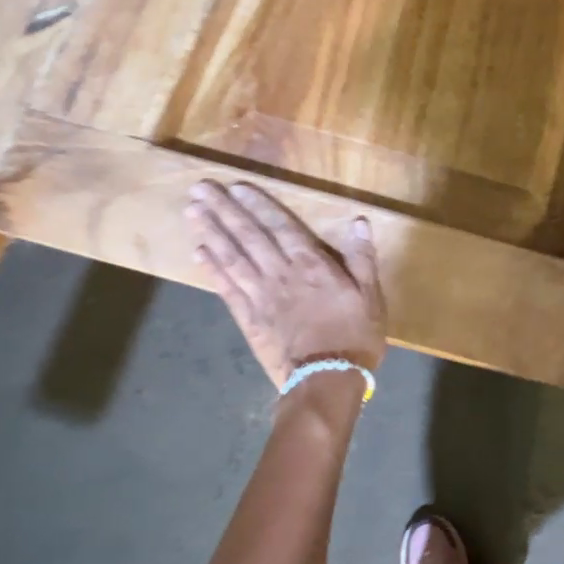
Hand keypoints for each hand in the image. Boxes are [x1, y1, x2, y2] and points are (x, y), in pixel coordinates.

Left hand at [186, 181, 386, 387]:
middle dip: (224, 210)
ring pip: (231, 257)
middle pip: (248, 235)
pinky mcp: (248, 318)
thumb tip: (359, 221)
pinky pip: (226, 288)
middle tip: (200, 188)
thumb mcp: (371, 295)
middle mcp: (280, 273)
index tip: (237, 186)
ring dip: (211, 231)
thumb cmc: (355, 335)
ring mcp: (260, 296)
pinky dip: (211, 268)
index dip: (259, 204)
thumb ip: (362, 258)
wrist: (326, 377)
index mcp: (312, 264)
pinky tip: (198, 251)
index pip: (281, 226)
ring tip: (192, 210)